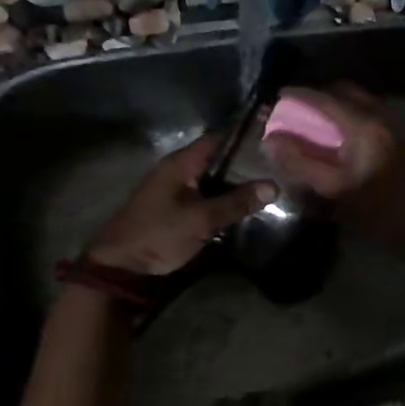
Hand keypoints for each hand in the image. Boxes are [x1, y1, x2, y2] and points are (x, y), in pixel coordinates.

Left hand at [85, 135, 275, 274]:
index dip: (245, 137)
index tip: (274, 140)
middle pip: (220, 159)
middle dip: (248, 162)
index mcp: (181, 163)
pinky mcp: (181, 208)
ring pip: (217, 179)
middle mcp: (180, 170)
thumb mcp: (202, 219)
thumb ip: (237, 202)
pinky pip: (211, 195)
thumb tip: (274, 186)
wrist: (124, 267)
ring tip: (274, 183)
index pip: (218, 139)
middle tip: (280, 165)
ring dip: (240, 182)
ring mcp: (180, 190)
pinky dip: (229, 197)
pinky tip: (251, 203)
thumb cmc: (159, 234)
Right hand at [259, 84, 404, 244]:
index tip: (280, 95)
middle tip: (299, 108)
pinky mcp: (399, 135)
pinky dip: (352, 112)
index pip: (326, 99)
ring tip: (318, 119)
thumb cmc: (372, 208)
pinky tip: (342, 133)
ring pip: (361, 99)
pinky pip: (371, 111)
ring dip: (338, 103)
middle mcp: (381, 116)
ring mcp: (394, 124)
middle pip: (346, 90)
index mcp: (364, 126)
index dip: (301, 94)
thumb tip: (271, 141)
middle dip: (320, 95)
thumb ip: (299, 162)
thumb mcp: (330, 188)